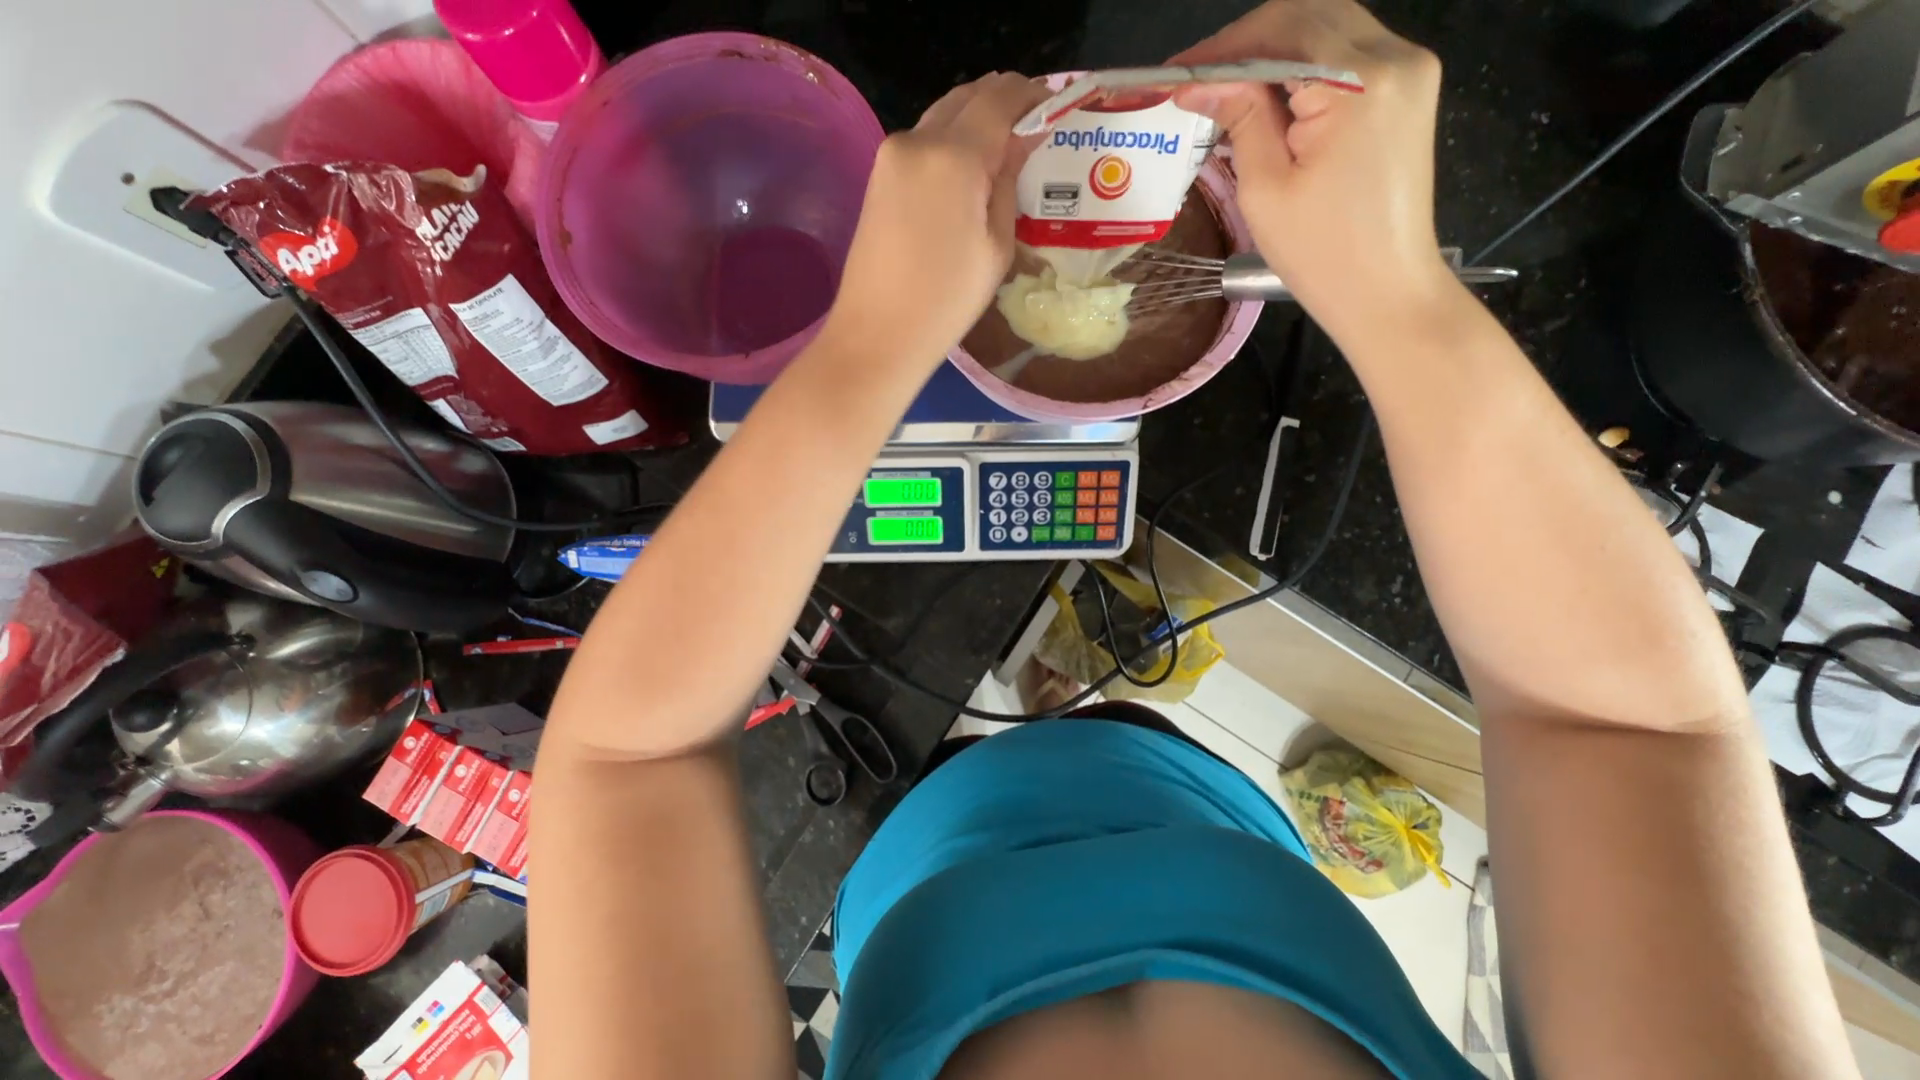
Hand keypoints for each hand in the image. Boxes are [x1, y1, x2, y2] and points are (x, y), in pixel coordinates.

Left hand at [824, 73, 1048, 365]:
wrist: (877, 334)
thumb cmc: (947, 300)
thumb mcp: (997, 245)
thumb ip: (1008, 182)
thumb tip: (1022, 141)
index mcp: (953, 156)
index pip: (1000, 98)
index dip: (1032, 95)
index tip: (1056, 106)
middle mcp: (917, 140)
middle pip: (967, 98)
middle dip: (1003, 102)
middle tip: (1035, 124)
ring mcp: (891, 156)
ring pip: (943, 117)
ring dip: (976, 121)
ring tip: (1007, 147)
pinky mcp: (878, 176)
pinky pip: (925, 143)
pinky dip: (952, 142)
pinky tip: (971, 169)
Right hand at [1170, 1, 1453, 340]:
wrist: (1387, 291)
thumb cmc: (1321, 253)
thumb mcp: (1265, 187)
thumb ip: (1241, 117)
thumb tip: (1199, 82)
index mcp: (1360, 82)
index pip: (1280, 31)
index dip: (1222, 48)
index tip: (1175, 75)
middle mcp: (1396, 57)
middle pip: (1309, 14)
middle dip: (1247, 40)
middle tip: (1200, 79)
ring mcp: (1410, 70)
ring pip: (1329, 25)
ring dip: (1274, 48)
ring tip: (1229, 88)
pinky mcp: (1410, 88)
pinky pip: (1348, 52)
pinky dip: (1304, 63)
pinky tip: (1271, 96)